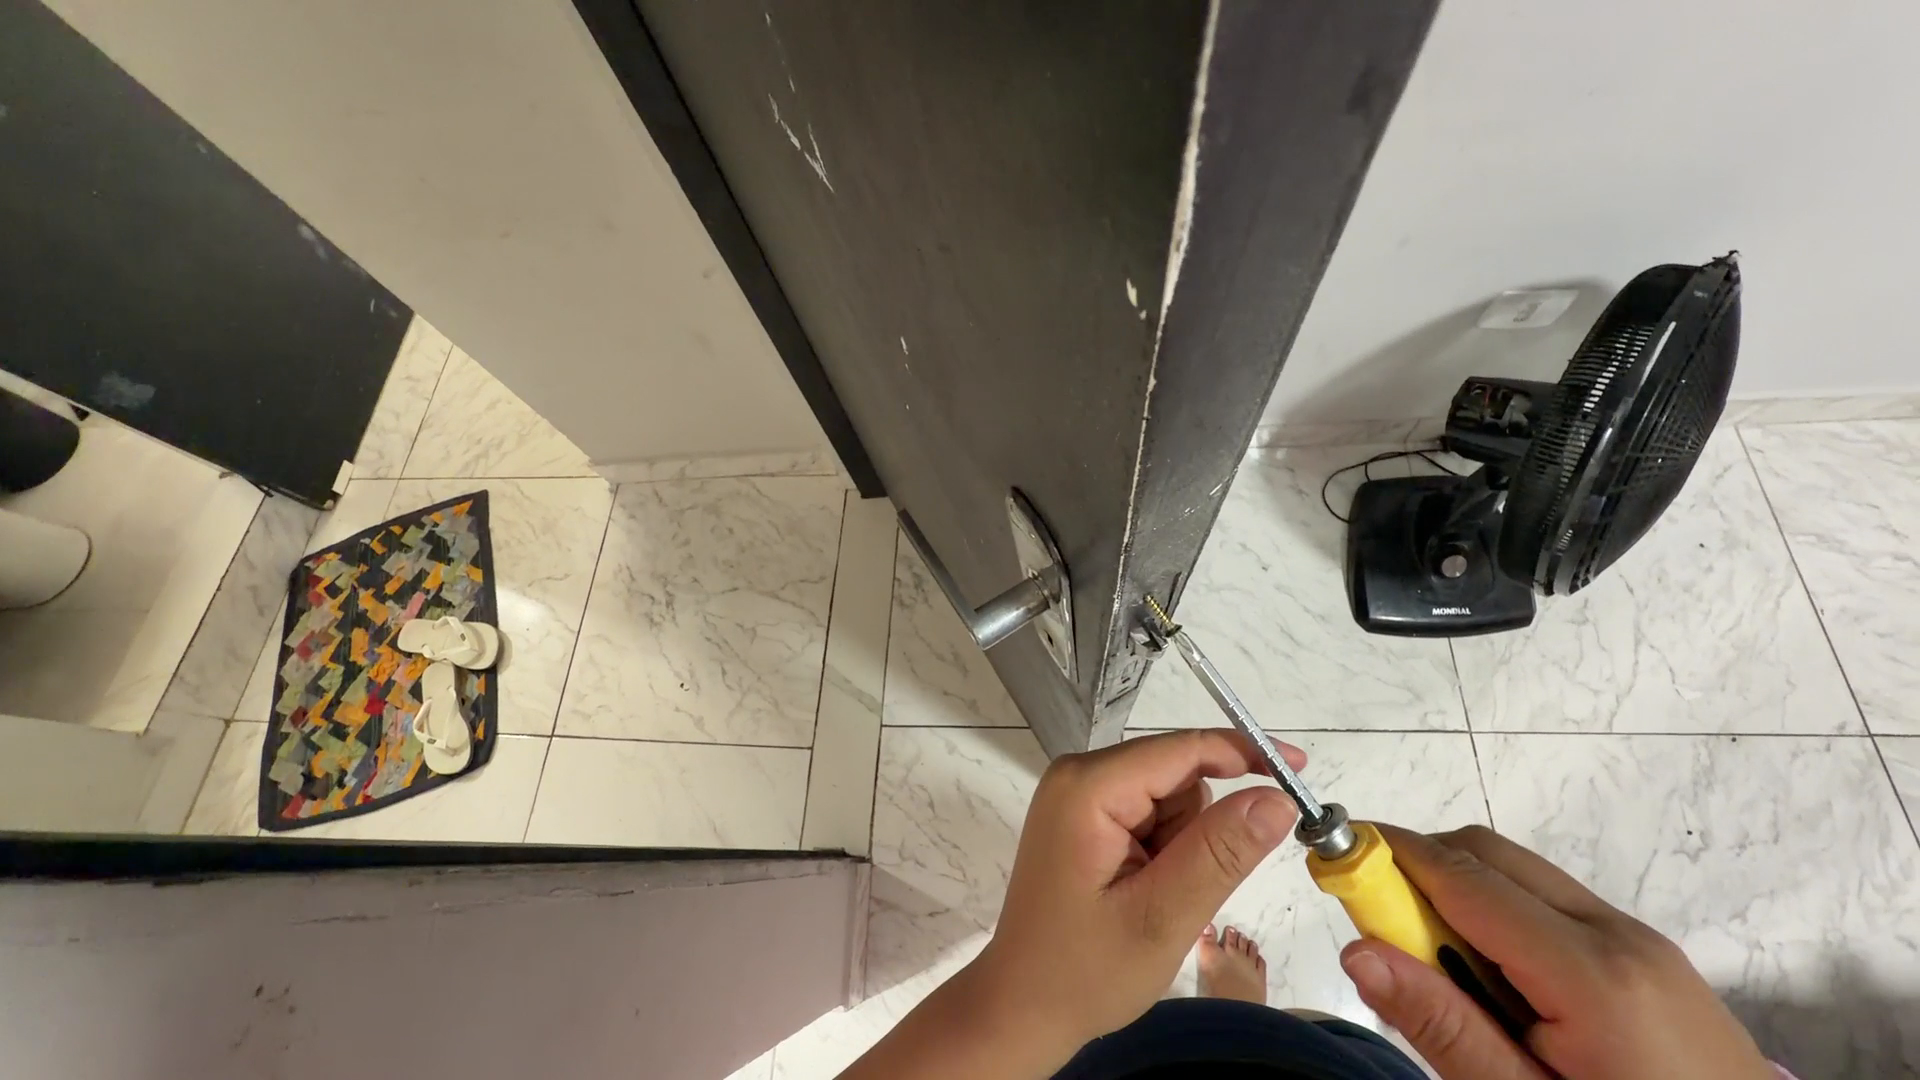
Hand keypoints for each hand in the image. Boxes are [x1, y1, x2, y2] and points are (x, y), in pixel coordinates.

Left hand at [966, 730, 1303, 1057]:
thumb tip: (1278, 797)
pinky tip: (1140, 891)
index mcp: (1088, 786)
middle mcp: (1078, 774)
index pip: (1181, 748)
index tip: (1299, 773)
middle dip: (1197, 829)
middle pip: (1176, 773)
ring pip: (1168, 797)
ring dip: (1180, 845)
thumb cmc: (1085, 970)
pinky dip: (1163, 852)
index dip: (1244, 753)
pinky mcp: (1083, 815)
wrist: (1023, 1005)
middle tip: (1175, 891)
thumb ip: (1220, 852)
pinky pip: (1148, 814)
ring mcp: (1077, 794)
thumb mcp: (1163, 916)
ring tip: (1150, 897)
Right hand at [1340, 824, 1775, 1079]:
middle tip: (1380, 930)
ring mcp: (1641, 940)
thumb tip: (1355, 949)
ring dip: (1454, 890)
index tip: (1328, 861)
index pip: (1460, 874)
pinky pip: (1546, 900)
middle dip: (1415, 866)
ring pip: (1514, 871)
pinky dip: (1495, 910)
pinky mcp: (1649, 955)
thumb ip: (1444, 1027)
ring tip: (1439, 967)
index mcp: (1590, 971)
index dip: (1385, 855)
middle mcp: (1618, 932)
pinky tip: (1494, 979)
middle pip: (1484, 852)